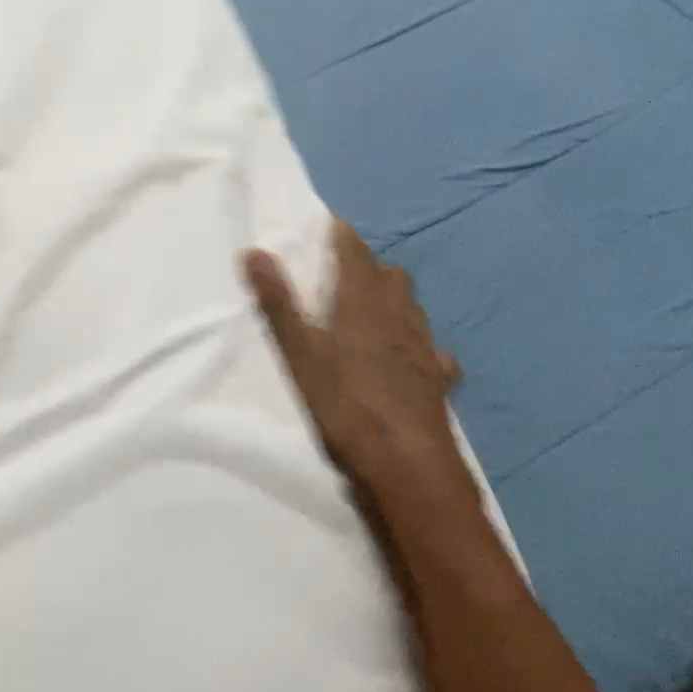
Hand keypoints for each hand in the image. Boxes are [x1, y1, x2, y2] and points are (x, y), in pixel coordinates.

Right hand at [242, 221, 469, 501]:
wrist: (406, 463)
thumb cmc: (346, 404)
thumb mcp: (300, 355)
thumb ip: (278, 304)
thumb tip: (255, 252)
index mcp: (364, 301)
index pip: (354, 252)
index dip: (341, 237)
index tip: (328, 228)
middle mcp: (400, 314)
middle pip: (388, 276)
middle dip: (367, 268)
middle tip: (342, 275)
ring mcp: (424, 346)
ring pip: (412, 308)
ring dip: (393, 300)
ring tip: (372, 311)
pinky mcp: (438, 378)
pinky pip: (431, 351)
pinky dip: (418, 347)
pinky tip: (411, 360)